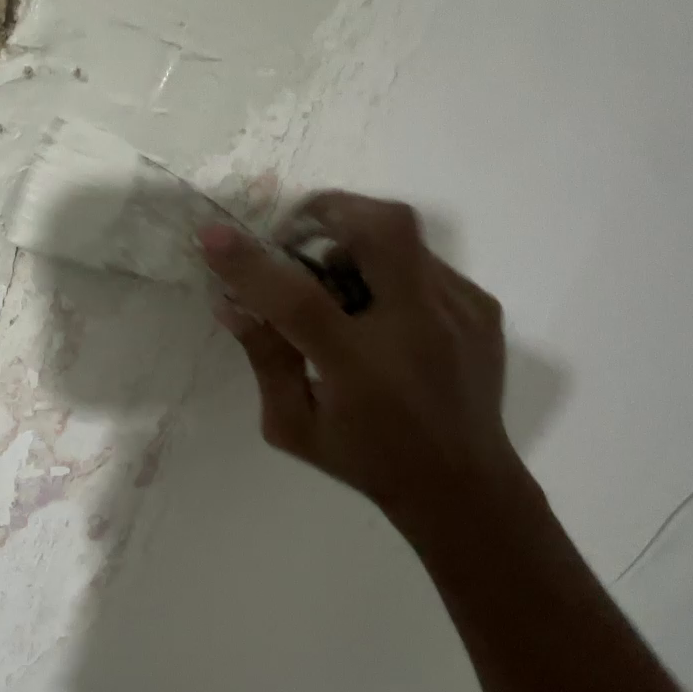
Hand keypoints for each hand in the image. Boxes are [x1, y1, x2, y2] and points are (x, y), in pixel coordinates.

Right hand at [199, 191, 521, 522]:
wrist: (462, 482)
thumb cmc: (363, 459)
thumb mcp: (292, 425)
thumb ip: (265, 360)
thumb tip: (232, 305)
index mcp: (360, 368)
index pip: (297, 300)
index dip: (250, 264)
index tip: (212, 236)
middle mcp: (417, 328)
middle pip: (382, 229)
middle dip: (329, 210)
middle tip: (293, 233)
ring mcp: (458, 311)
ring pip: (403, 240)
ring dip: (355, 246)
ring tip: (337, 289)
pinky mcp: (480, 307)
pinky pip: (424, 266)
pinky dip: (388, 274)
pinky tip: (378, 315)